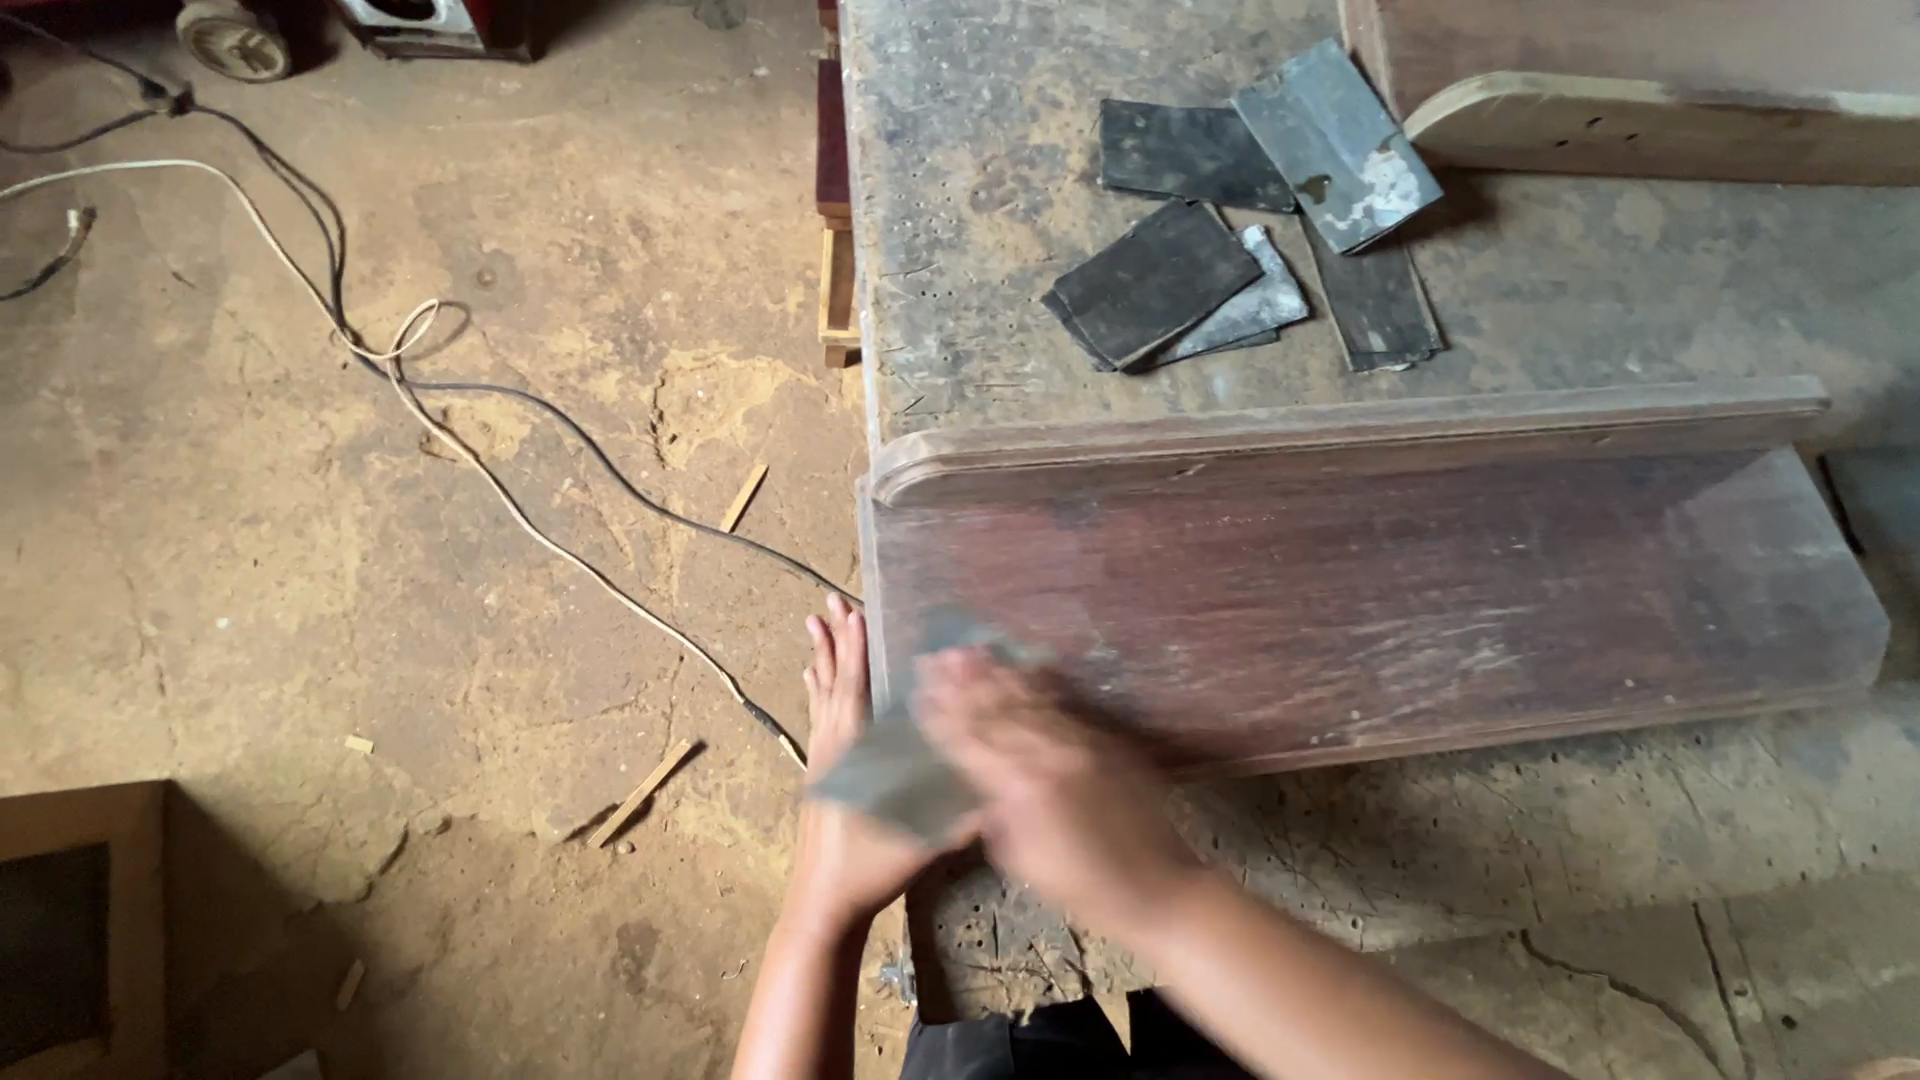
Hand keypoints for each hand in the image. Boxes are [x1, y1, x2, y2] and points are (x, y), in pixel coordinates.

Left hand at [782, 593, 949, 937]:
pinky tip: (812, 679)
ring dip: (823, 658)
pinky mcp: (820, 773)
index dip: (855, 652)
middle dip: (834, 641)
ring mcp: (820, 760)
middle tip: (828, 603)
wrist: (819, 909)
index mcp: (849, 757)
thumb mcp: (914, 848)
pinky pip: (817, 717)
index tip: (854, 614)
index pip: (853, 692)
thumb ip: (955, 822)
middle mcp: (829, 749)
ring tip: (816, 625)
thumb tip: (1000, 792)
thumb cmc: (864, 874)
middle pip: (832, 683)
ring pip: (821, 697)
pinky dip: (817, 690)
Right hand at [916, 648, 1201, 937]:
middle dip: (962, 683)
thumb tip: (981, 787)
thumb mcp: (1024, 862)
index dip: (943, 717)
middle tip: (936, 657)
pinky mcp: (1104, 740)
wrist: (1158, 889)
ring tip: (968, 650)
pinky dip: (1037, 683)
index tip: (920, 694)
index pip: (972, 743)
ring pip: (1028, 700)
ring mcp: (1079, 742)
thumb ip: (997, 817)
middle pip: (996, 711)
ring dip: (995, 673)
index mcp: (1021, 789)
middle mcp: (1048, 755)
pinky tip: (1021, 664)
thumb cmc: (1084, 889)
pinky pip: (1062, 705)